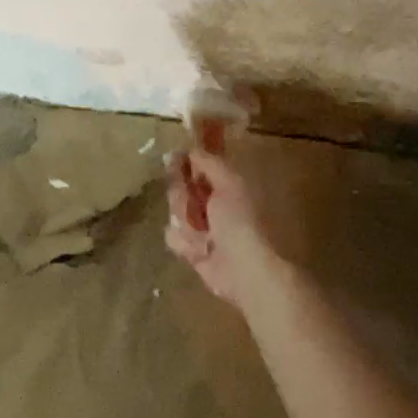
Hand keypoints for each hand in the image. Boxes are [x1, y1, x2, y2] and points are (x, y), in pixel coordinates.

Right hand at [165, 148, 281, 308]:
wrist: (245, 269)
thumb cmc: (242, 221)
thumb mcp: (229, 182)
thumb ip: (209, 162)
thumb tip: (190, 148)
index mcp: (228, 182)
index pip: (198, 163)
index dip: (184, 162)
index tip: (173, 160)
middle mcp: (214, 200)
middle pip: (179, 186)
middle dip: (182, 196)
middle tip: (194, 207)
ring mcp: (202, 224)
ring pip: (173, 211)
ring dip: (185, 222)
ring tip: (203, 235)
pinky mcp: (192, 247)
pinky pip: (172, 236)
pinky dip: (185, 243)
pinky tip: (200, 250)